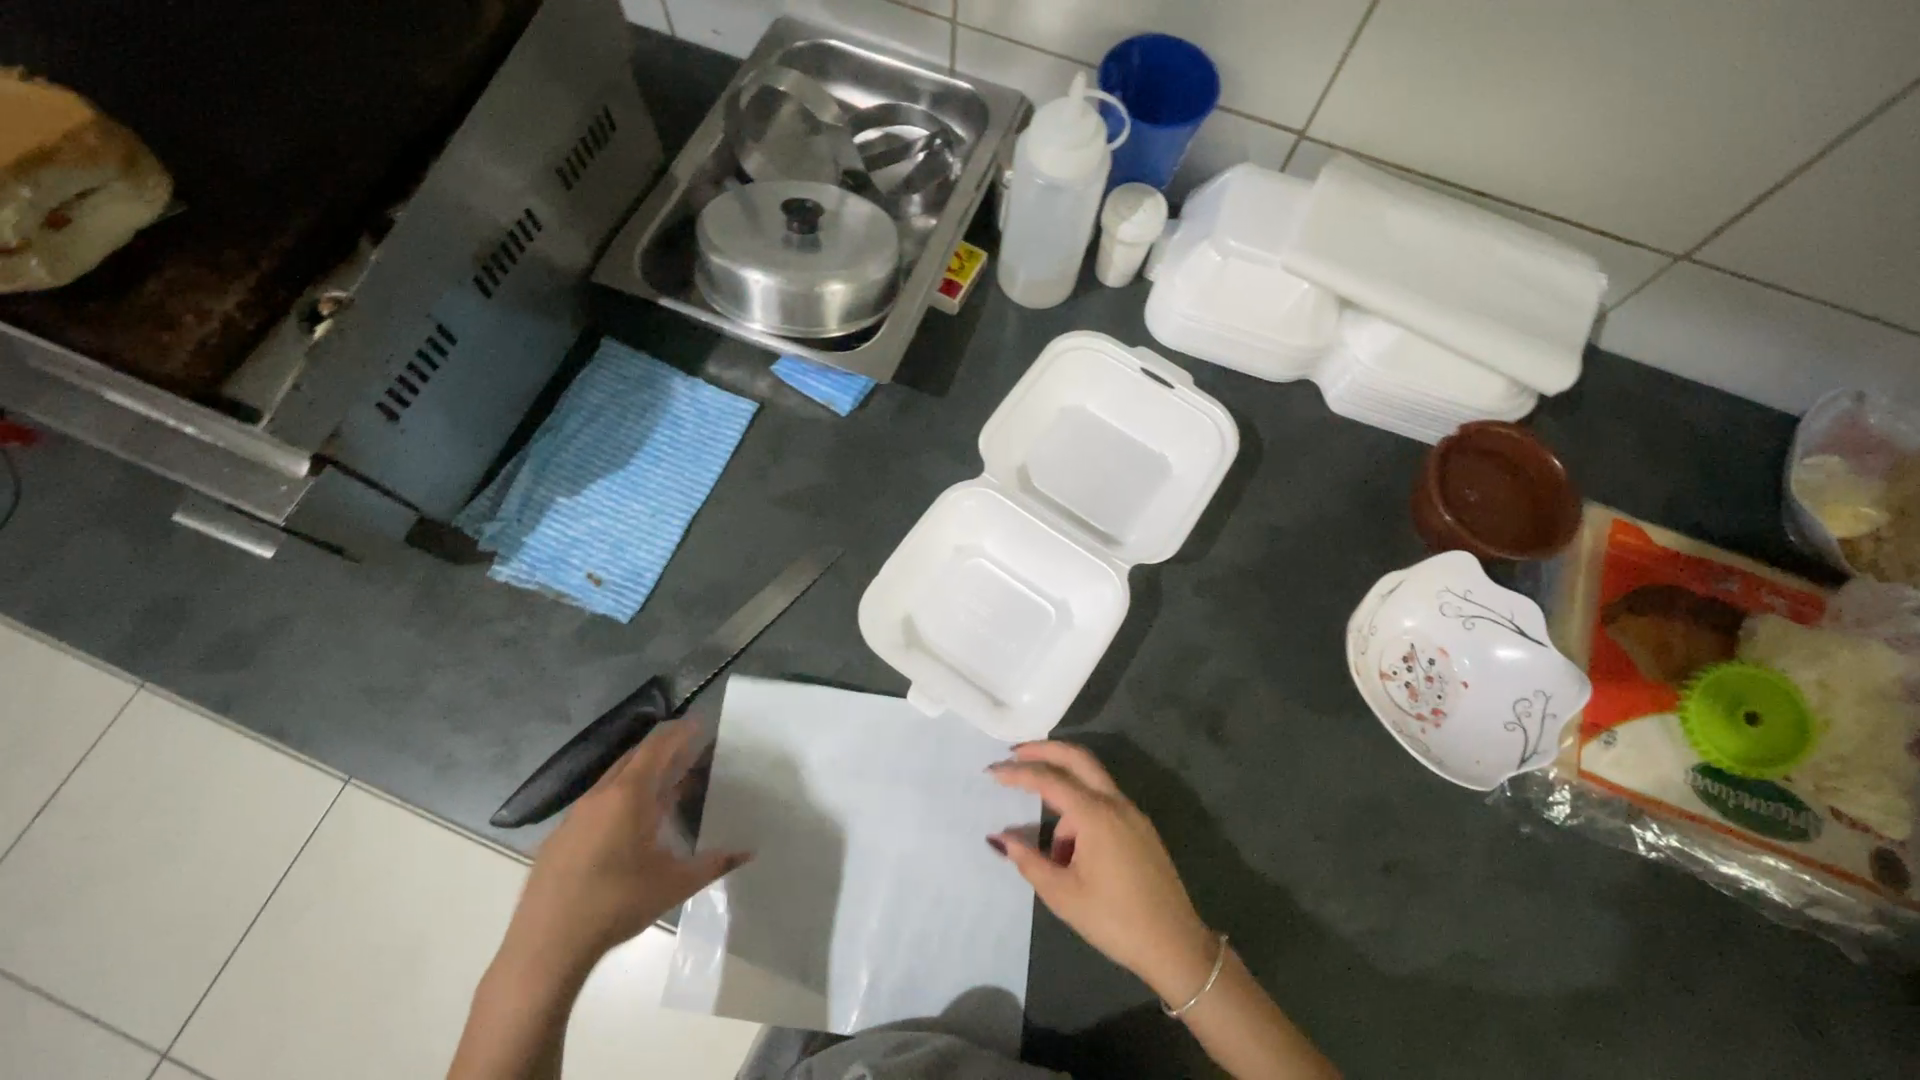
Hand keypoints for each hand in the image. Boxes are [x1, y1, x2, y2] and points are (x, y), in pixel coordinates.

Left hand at [498, 719, 748, 984]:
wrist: (547, 944)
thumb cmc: (616, 904)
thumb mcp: (675, 884)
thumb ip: (714, 863)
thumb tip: (748, 852)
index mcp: (629, 796)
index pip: (657, 747)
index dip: (680, 732)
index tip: (700, 724)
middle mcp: (600, 796)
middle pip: (635, 758)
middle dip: (664, 751)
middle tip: (692, 752)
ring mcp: (576, 816)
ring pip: (615, 781)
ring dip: (643, 776)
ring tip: (669, 787)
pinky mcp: (562, 837)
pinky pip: (599, 803)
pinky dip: (622, 799)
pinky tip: (633, 825)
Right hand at [987, 742, 1217, 1003]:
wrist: (1174, 944)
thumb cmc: (1114, 920)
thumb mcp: (1062, 894)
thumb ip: (1028, 860)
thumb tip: (1000, 838)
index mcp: (1095, 815)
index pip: (1049, 779)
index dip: (1017, 772)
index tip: (991, 771)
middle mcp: (1116, 804)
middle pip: (1077, 759)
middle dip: (1044, 751)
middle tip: (1014, 753)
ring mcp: (1133, 814)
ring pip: (1091, 785)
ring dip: (1065, 799)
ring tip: (1054, 855)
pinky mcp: (1141, 829)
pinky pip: (1105, 805)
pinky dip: (1082, 813)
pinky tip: (1073, 852)